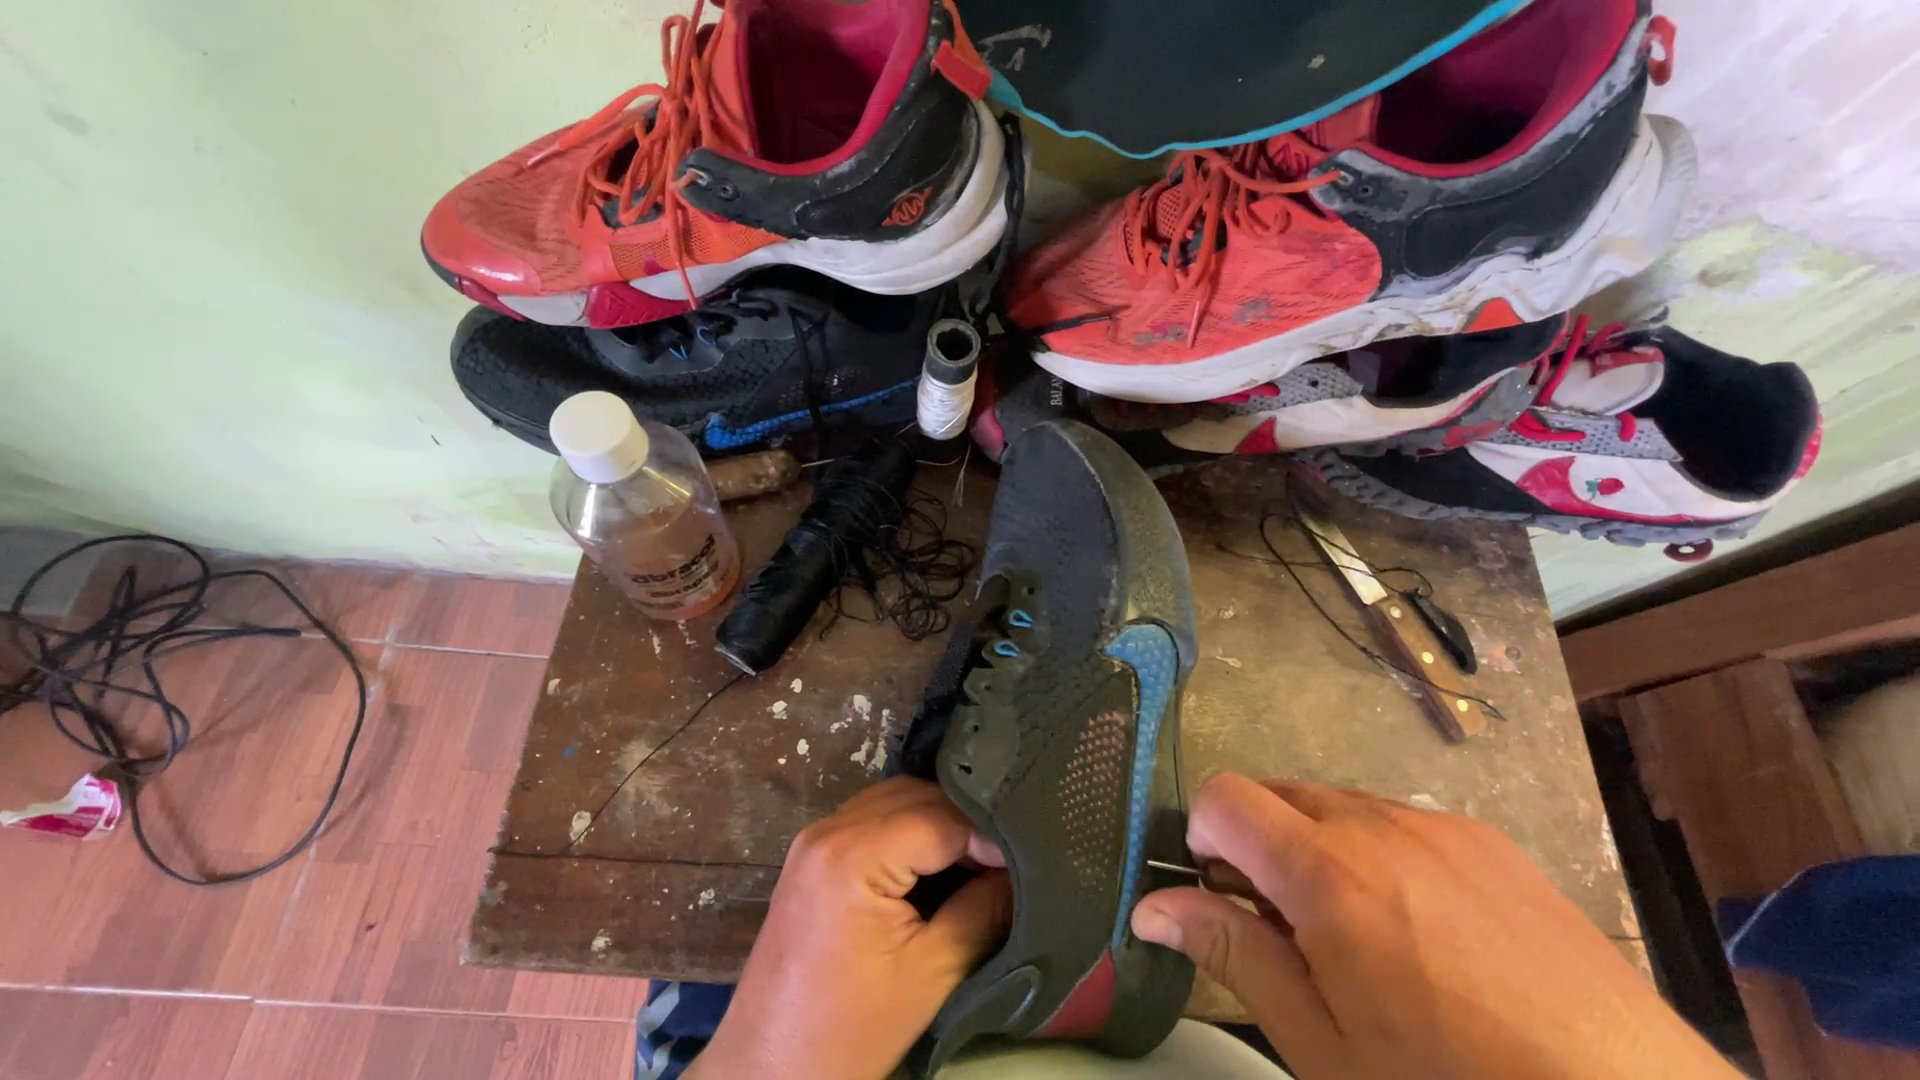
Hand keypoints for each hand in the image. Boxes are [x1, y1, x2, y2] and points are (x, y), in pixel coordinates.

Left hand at [690, 776, 1009, 1079]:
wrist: (772, 1067)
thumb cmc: (852, 1026)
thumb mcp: (931, 972)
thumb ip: (982, 910)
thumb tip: (1021, 870)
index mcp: (852, 854)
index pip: (939, 817)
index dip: (988, 833)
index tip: (1027, 858)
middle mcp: (828, 829)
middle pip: (914, 797)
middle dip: (965, 819)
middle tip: (1008, 855)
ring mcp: (815, 839)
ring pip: (893, 801)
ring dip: (938, 820)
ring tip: (979, 856)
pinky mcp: (812, 856)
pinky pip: (871, 820)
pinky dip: (909, 829)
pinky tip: (937, 859)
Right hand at [1130, 774, 1738, 1079]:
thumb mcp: (1322, 1042)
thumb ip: (1233, 952)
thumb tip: (1150, 906)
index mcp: (1326, 871)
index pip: (1224, 796)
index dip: (1203, 839)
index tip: (1220, 898)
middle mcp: (1379, 824)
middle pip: (1279, 793)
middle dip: (1257, 843)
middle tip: (1283, 927)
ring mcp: (1443, 827)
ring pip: (1340, 806)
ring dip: (1317, 847)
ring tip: (1359, 937)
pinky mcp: (1493, 843)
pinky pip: (1402, 823)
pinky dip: (1378, 854)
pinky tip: (1424, 934)